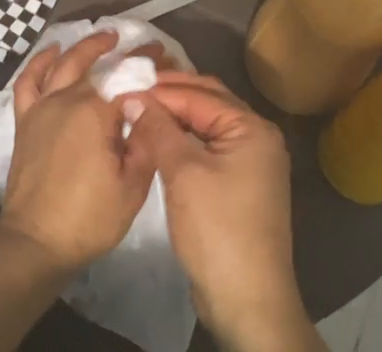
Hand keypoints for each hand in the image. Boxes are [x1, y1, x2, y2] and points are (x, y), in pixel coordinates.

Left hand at [0, 32, 166, 270]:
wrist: (37, 240)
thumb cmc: (90, 218)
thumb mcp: (133, 185)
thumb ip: (144, 142)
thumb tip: (149, 110)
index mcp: (96, 113)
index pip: (129, 79)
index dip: (150, 68)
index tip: (168, 60)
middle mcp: (67, 99)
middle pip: (99, 68)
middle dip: (125, 55)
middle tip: (148, 48)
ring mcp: (42, 107)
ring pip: (63, 64)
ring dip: (85, 47)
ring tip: (105, 37)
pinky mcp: (25, 120)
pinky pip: (29, 80)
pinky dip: (40, 62)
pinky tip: (53, 51)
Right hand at [124, 71, 315, 348]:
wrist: (247, 298)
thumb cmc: (217, 229)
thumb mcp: (183, 172)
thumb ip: (159, 128)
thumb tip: (134, 97)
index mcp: (252, 128)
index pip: (200, 94)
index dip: (160, 89)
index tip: (123, 83)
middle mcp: (258, 138)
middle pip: (209, 102)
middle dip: (170, 94)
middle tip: (131, 89)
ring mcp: (251, 163)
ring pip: (207, 126)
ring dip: (176, 117)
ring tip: (138, 110)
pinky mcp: (240, 185)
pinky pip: (209, 148)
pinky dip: (184, 140)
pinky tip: (158, 141)